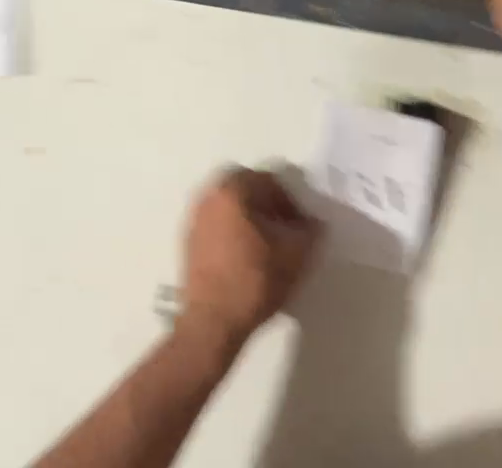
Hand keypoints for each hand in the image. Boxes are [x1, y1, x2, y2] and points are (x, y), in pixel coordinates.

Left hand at [180, 168, 322, 343]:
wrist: (212, 321)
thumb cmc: (255, 281)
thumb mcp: (296, 255)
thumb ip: (310, 231)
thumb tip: (313, 222)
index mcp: (232, 190)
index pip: (268, 179)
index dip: (291, 200)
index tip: (301, 224)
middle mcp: (208, 196)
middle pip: (246, 188)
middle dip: (268, 204)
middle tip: (285, 228)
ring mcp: (194, 218)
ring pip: (229, 206)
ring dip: (250, 217)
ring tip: (268, 244)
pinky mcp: (188, 241)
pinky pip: (217, 224)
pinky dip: (233, 231)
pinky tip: (247, 257)